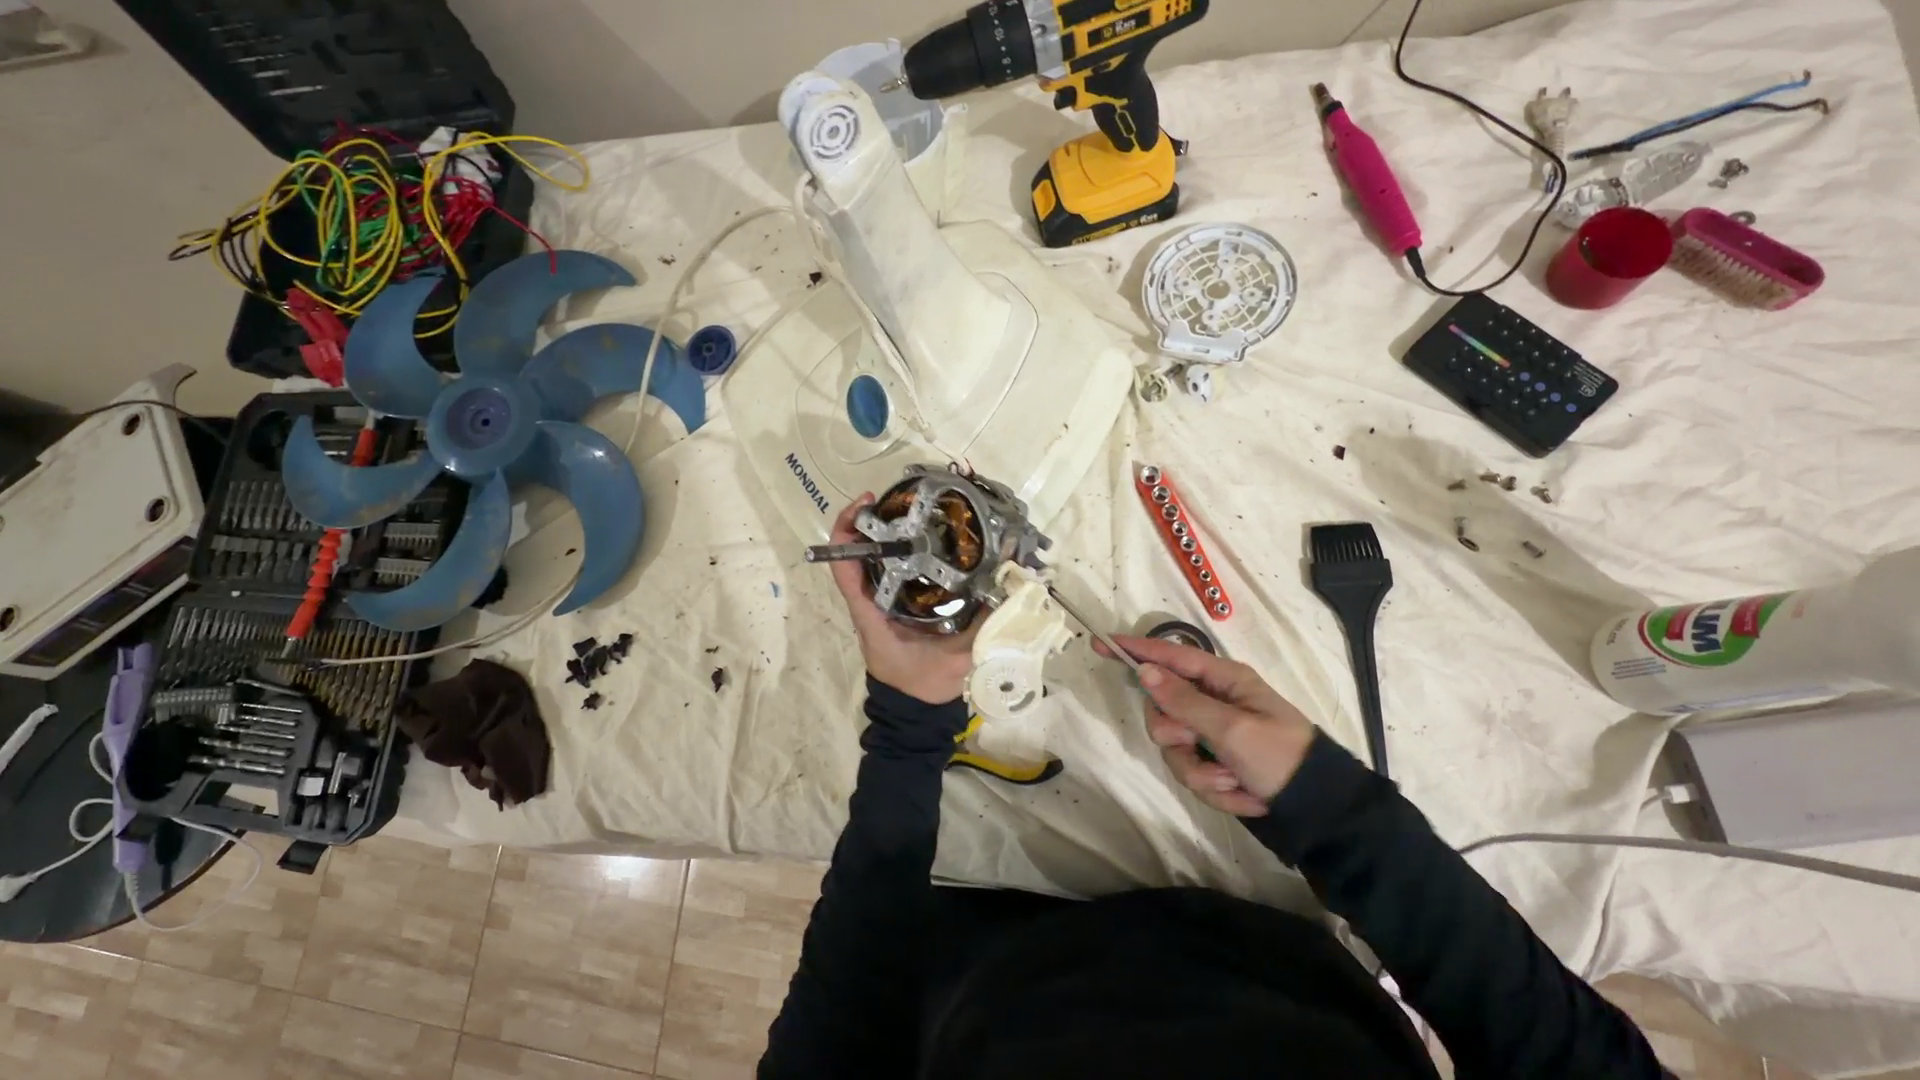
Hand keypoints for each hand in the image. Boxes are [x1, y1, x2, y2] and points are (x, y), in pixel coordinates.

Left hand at [826, 495, 978, 705]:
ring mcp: (880, 604)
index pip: (844, 567)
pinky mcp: (895, 607)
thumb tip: (1012, 590)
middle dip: (874, 521)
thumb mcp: (956, 657)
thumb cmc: (924, 684)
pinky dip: (906, 551)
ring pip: (873, 560)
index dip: (847, 532)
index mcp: (871, 613)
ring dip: (889, 532)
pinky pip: (892, 572)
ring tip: (920, 510)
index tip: (867, 504)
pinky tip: (934, 539)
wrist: (915, 712)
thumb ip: (983, 625)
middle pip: (857, 553)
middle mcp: (870, 603)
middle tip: (904, 498)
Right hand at [1096, 635, 1316, 817]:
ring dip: (1202, 772)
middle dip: (1177, 737)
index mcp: (1224, 681)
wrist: (1318, 809)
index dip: (1136, 650)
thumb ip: (1184, 701)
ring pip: (1174, 749)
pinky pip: (1192, 773)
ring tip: (1233, 781)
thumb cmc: (1279, 756)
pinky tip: (1244, 796)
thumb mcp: (1232, 729)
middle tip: (1198, 748)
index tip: (1102, 642)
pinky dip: (1215, 789)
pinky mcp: (1215, 762)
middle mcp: (1214, 703)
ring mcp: (1213, 734)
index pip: (1170, 658)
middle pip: (1162, 711)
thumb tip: (1145, 671)